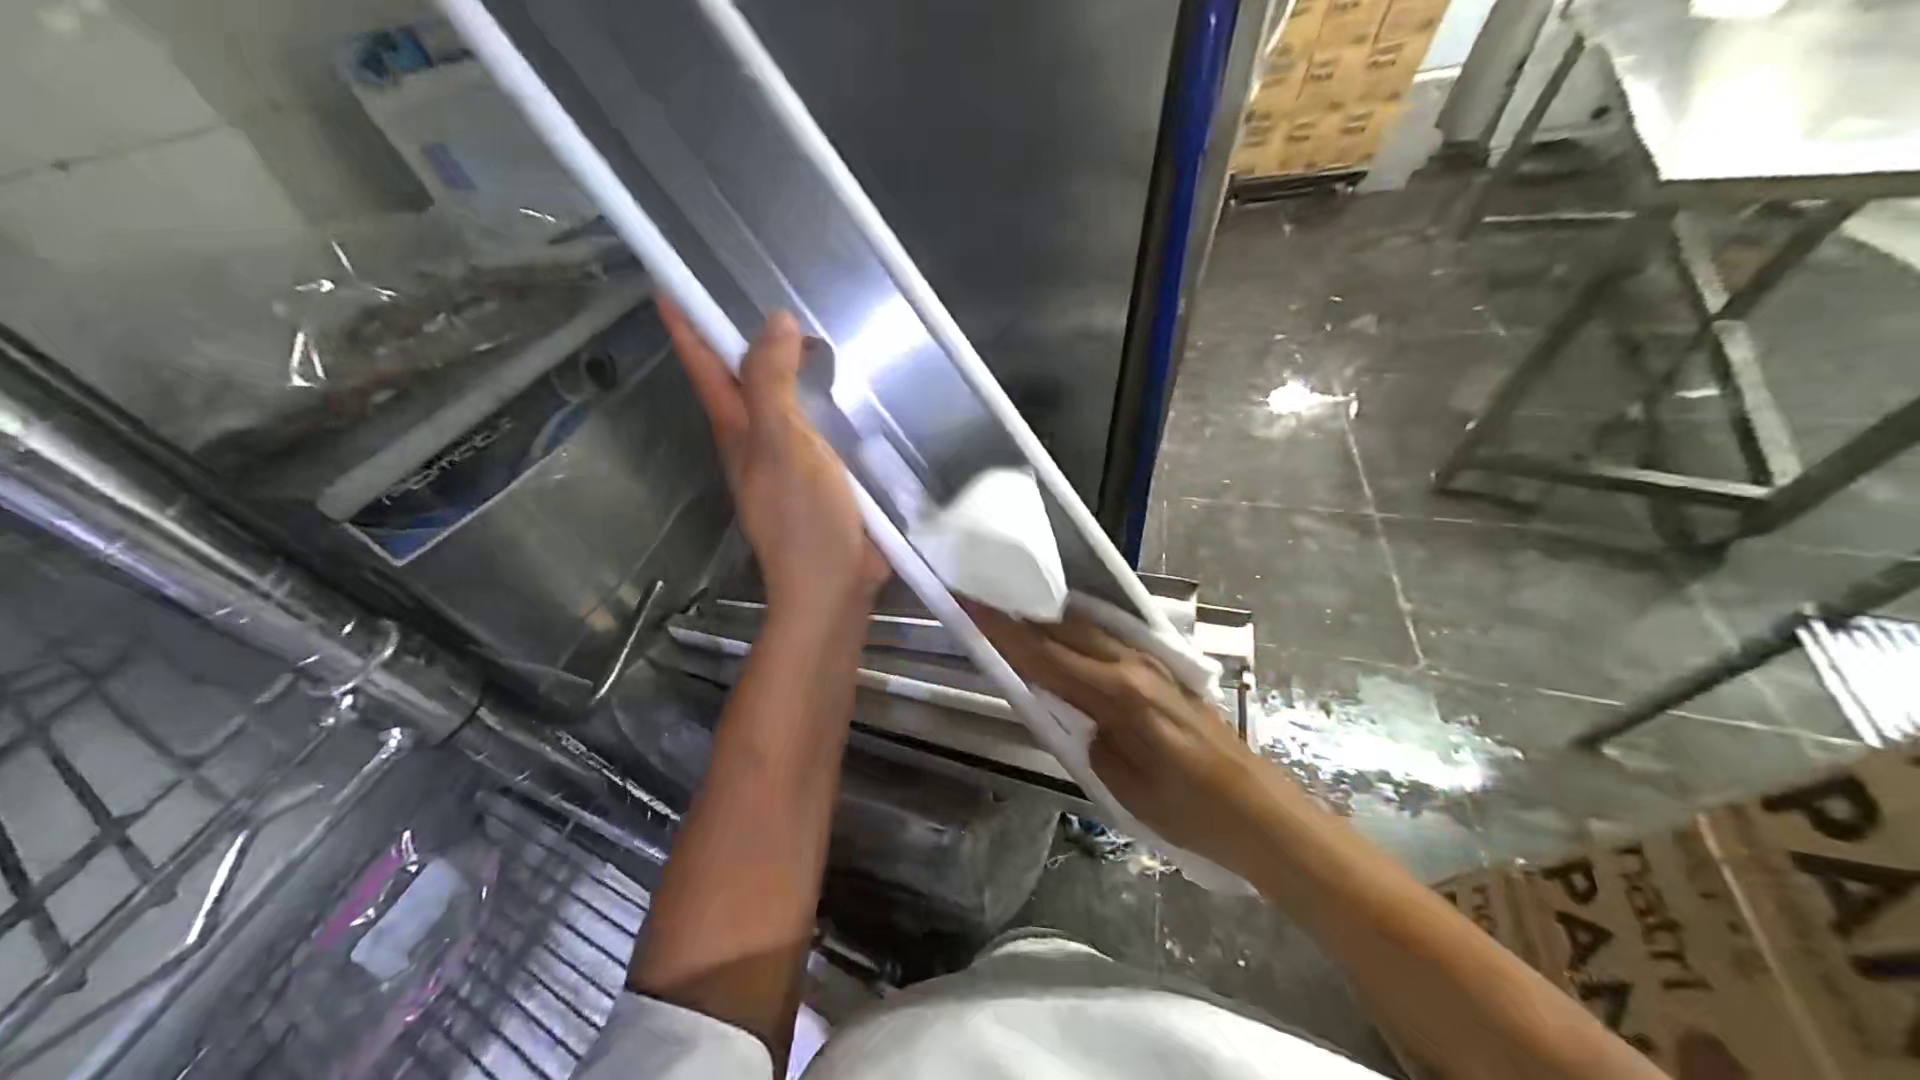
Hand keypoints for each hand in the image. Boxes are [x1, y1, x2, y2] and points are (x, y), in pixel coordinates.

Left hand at [662, 301, 889, 618]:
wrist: (833, 585)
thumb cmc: (803, 518)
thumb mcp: (783, 445)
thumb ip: (774, 385)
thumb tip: (775, 322)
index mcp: (737, 428)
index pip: (705, 365)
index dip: (687, 325)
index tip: (670, 283)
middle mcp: (755, 438)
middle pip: (739, 377)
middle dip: (740, 335)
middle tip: (760, 291)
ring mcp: (788, 458)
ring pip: (780, 399)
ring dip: (787, 365)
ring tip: (810, 328)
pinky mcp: (821, 473)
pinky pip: (816, 421)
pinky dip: (822, 396)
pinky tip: (845, 387)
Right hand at [966, 603, 1270, 870]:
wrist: (1257, 812)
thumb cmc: (1187, 811)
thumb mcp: (1121, 783)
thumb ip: (1088, 737)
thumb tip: (1076, 713)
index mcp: (1117, 693)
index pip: (1044, 655)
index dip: (1002, 630)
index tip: (969, 602)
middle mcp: (1133, 665)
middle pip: (1065, 628)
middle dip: (1021, 616)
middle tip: (984, 603)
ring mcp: (1153, 664)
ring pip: (1089, 629)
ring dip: (1050, 621)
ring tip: (1016, 617)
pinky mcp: (1165, 672)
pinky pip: (1110, 640)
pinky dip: (1078, 635)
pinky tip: (1066, 640)